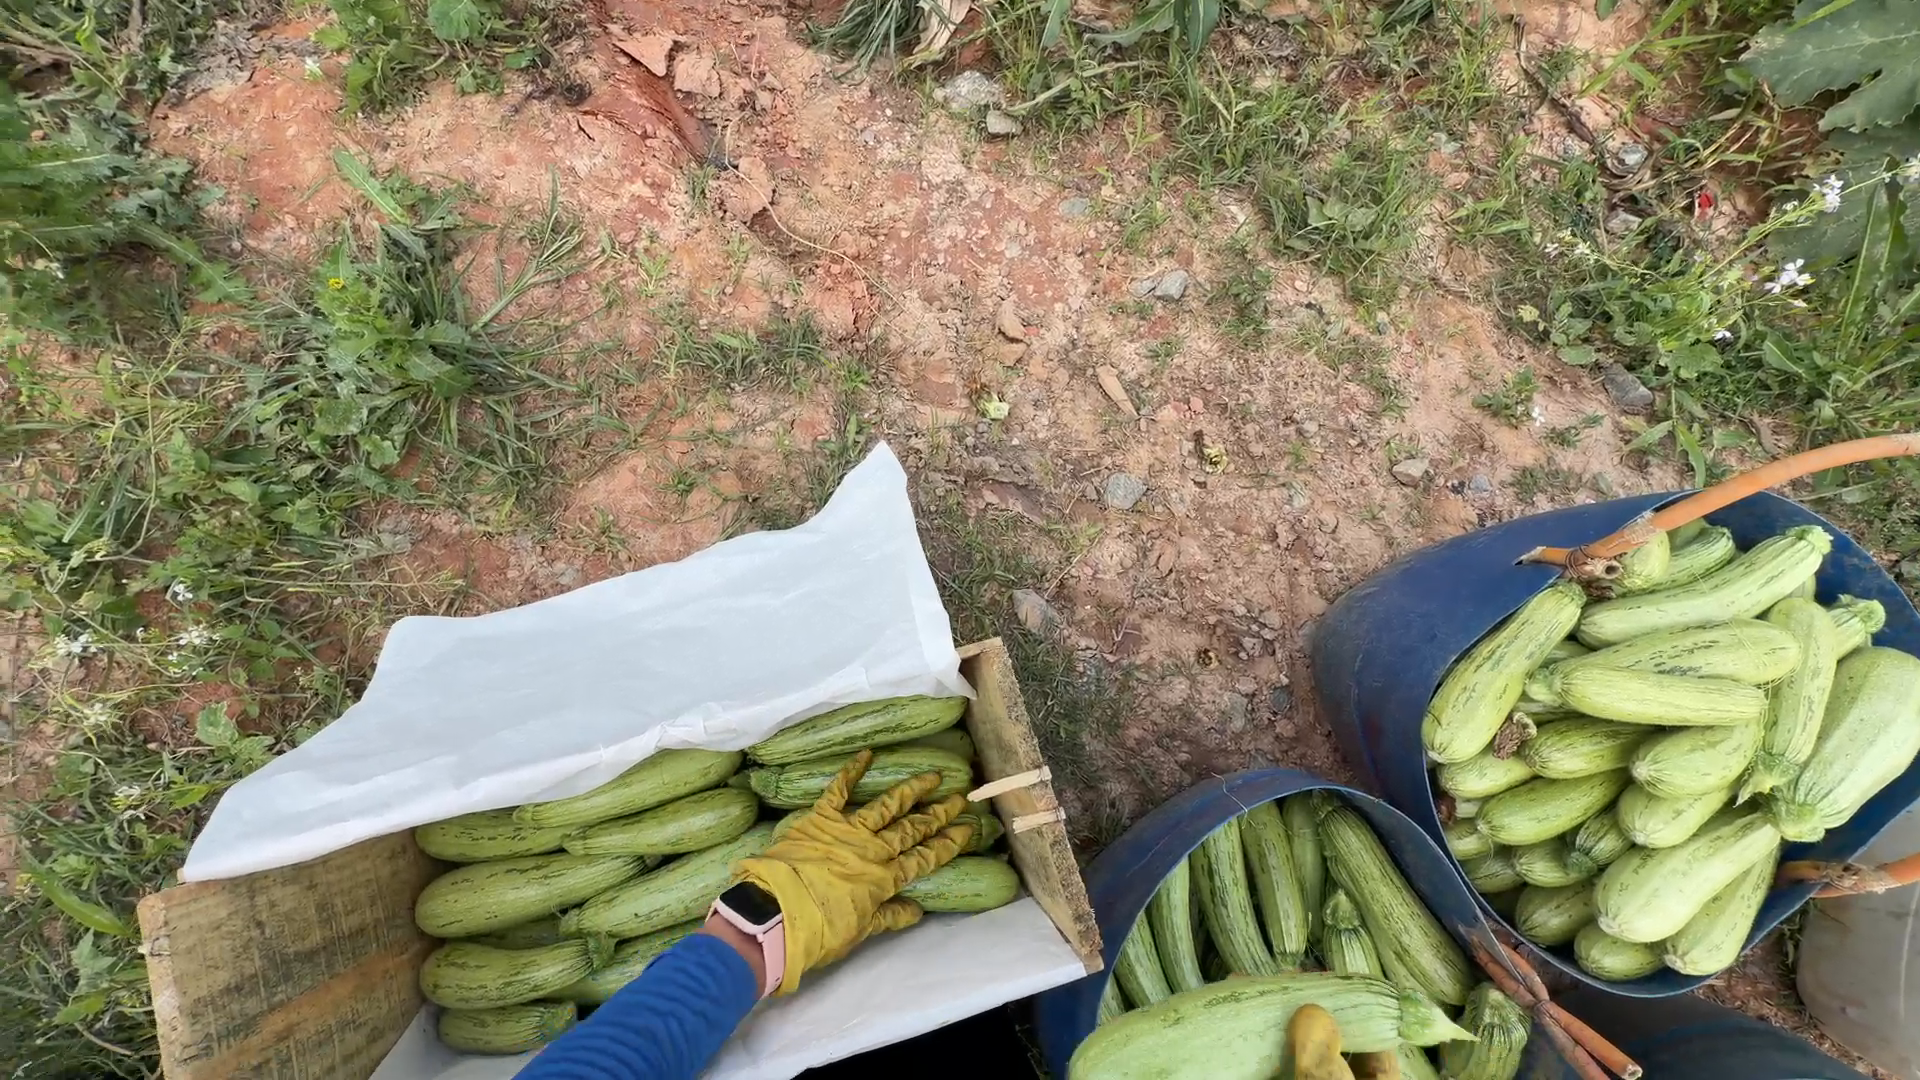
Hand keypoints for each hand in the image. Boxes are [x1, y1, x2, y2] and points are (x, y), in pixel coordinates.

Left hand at [732, 749, 973, 993]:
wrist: (776, 917)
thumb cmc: (818, 932)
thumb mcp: (858, 932)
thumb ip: (888, 916)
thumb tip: (917, 912)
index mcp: (883, 879)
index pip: (924, 858)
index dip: (948, 843)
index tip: (967, 827)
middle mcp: (872, 850)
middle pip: (912, 829)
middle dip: (938, 813)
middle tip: (960, 797)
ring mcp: (848, 831)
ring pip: (887, 806)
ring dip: (910, 790)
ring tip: (932, 776)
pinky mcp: (821, 819)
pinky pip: (838, 791)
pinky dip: (852, 771)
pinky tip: (867, 754)